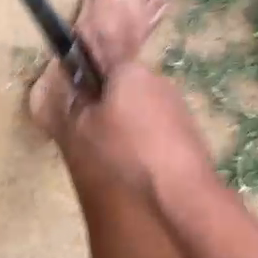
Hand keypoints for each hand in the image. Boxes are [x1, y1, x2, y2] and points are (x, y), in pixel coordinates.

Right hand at [65, 60, 213, 199]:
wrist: (185, 199)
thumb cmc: (126, 155)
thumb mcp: (80, 131)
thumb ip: (69, 104)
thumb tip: (66, 89)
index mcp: (129, 71)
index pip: (98, 57)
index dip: (81, 77)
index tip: (72, 101)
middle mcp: (157, 79)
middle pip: (119, 85)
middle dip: (103, 104)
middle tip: (88, 134)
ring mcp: (178, 106)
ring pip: (139, 108)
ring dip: (124, 125)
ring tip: (113, 156)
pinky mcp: (191, 133)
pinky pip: (157, 129)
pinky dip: (144, 142)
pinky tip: (138, 167)